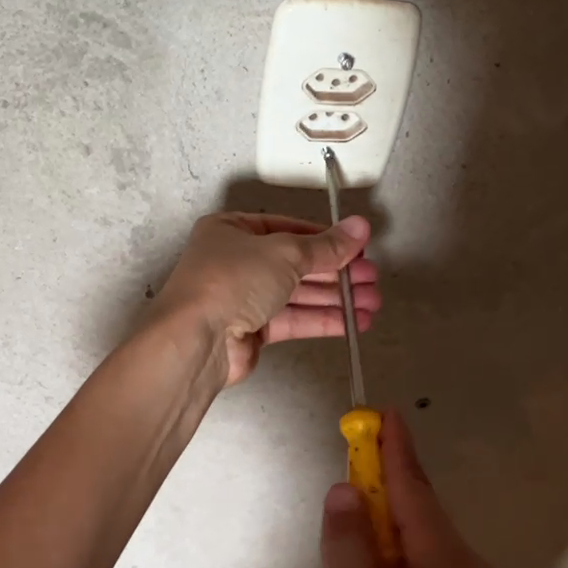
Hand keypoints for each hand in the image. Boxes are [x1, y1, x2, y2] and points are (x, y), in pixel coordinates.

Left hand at [151, 212, 378, 386]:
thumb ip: (326, 245)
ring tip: (371, 303)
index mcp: (233, 230)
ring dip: (336, 298)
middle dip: (336, 271)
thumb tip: (359, 227)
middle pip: (296, 263)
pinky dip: (323, 320)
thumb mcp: (285, 253)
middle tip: (371, 278)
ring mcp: (242, 298)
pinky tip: (352, 322)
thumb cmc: (228, 282)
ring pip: (297, 294)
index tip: (358, 247)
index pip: (288, 229)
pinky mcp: (251, 331)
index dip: (325, 238)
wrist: (196, 340)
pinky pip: (293, 320)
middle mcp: (235, 262)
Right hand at [320, 411, 506, 567]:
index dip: (392, 449)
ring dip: (387, 539)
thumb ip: (347, 554)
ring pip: (426, 550)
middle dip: (382, 495)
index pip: (415, 491)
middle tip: (345, 482)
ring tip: (350, 563)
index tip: (380, 409)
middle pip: (422, 518)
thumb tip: (345, 489)